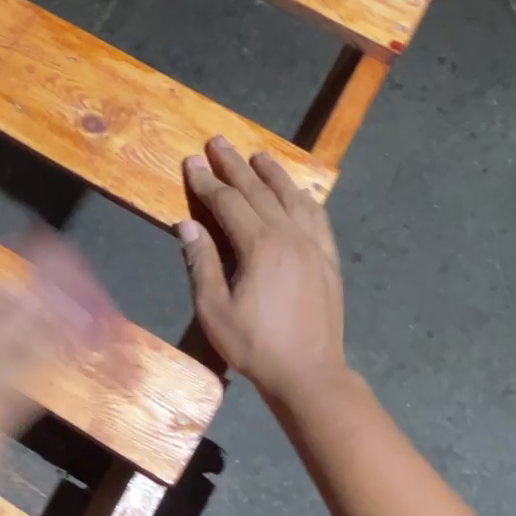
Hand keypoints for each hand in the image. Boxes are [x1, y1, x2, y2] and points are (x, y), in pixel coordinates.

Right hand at [179, 137, 348, 403]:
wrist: (308, 373)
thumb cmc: (254, 345)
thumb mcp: (215, 309)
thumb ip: (202, 262)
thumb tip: (187, 224)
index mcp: (260, 246)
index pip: (228, 203)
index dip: (206, 182)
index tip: (190, 161)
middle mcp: (289, 236)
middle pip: (258, 192)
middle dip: (235, 166)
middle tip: (218, 142)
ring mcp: (314, 246)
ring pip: (292, 198)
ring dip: (272, 174)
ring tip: (258, 155)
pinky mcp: (328, 259)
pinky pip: (317, 217)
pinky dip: (303, 198)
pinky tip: (298, 192)